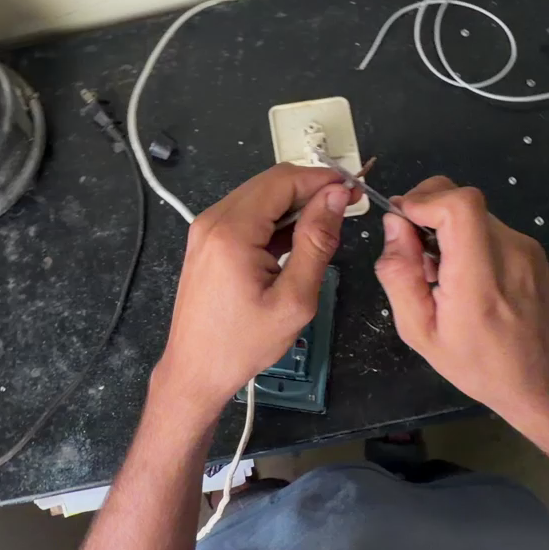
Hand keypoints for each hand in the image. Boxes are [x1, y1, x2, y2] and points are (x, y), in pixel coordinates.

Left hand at [151, 164, 351, 427]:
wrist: (196, 370)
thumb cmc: (244, 343)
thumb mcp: (294, 298)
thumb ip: (316, 242)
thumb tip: (335, 196)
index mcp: (232, 231)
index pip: (283, 181)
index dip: (322, 179)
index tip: (353, 190)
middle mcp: (212, 219)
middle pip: (269, 182)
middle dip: (310, 188)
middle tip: (345, 206)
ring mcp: (205, 229)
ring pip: (258, 195)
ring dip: (293, 203)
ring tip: (326, 225)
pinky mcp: (206, 241)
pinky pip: (246, 214)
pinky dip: (274, 219)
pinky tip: (296, 240)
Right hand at [374, 176, 548, 430]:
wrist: (547, 379)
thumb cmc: (478, 365)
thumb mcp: (419, 332)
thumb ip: (399, 275)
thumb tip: (394, 224)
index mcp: (479, 280)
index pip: (459, 206)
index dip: (424, 200)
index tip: (402, 221)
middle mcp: (509, 253)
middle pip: (462, 198)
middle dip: (426, 209)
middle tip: (412, 248)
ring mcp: (525, 247)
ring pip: (471, 211)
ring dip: (444, 227)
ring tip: (440, 271)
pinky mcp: (531, 247)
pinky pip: (486, 225)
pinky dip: (464, 236)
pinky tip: (463, 273)